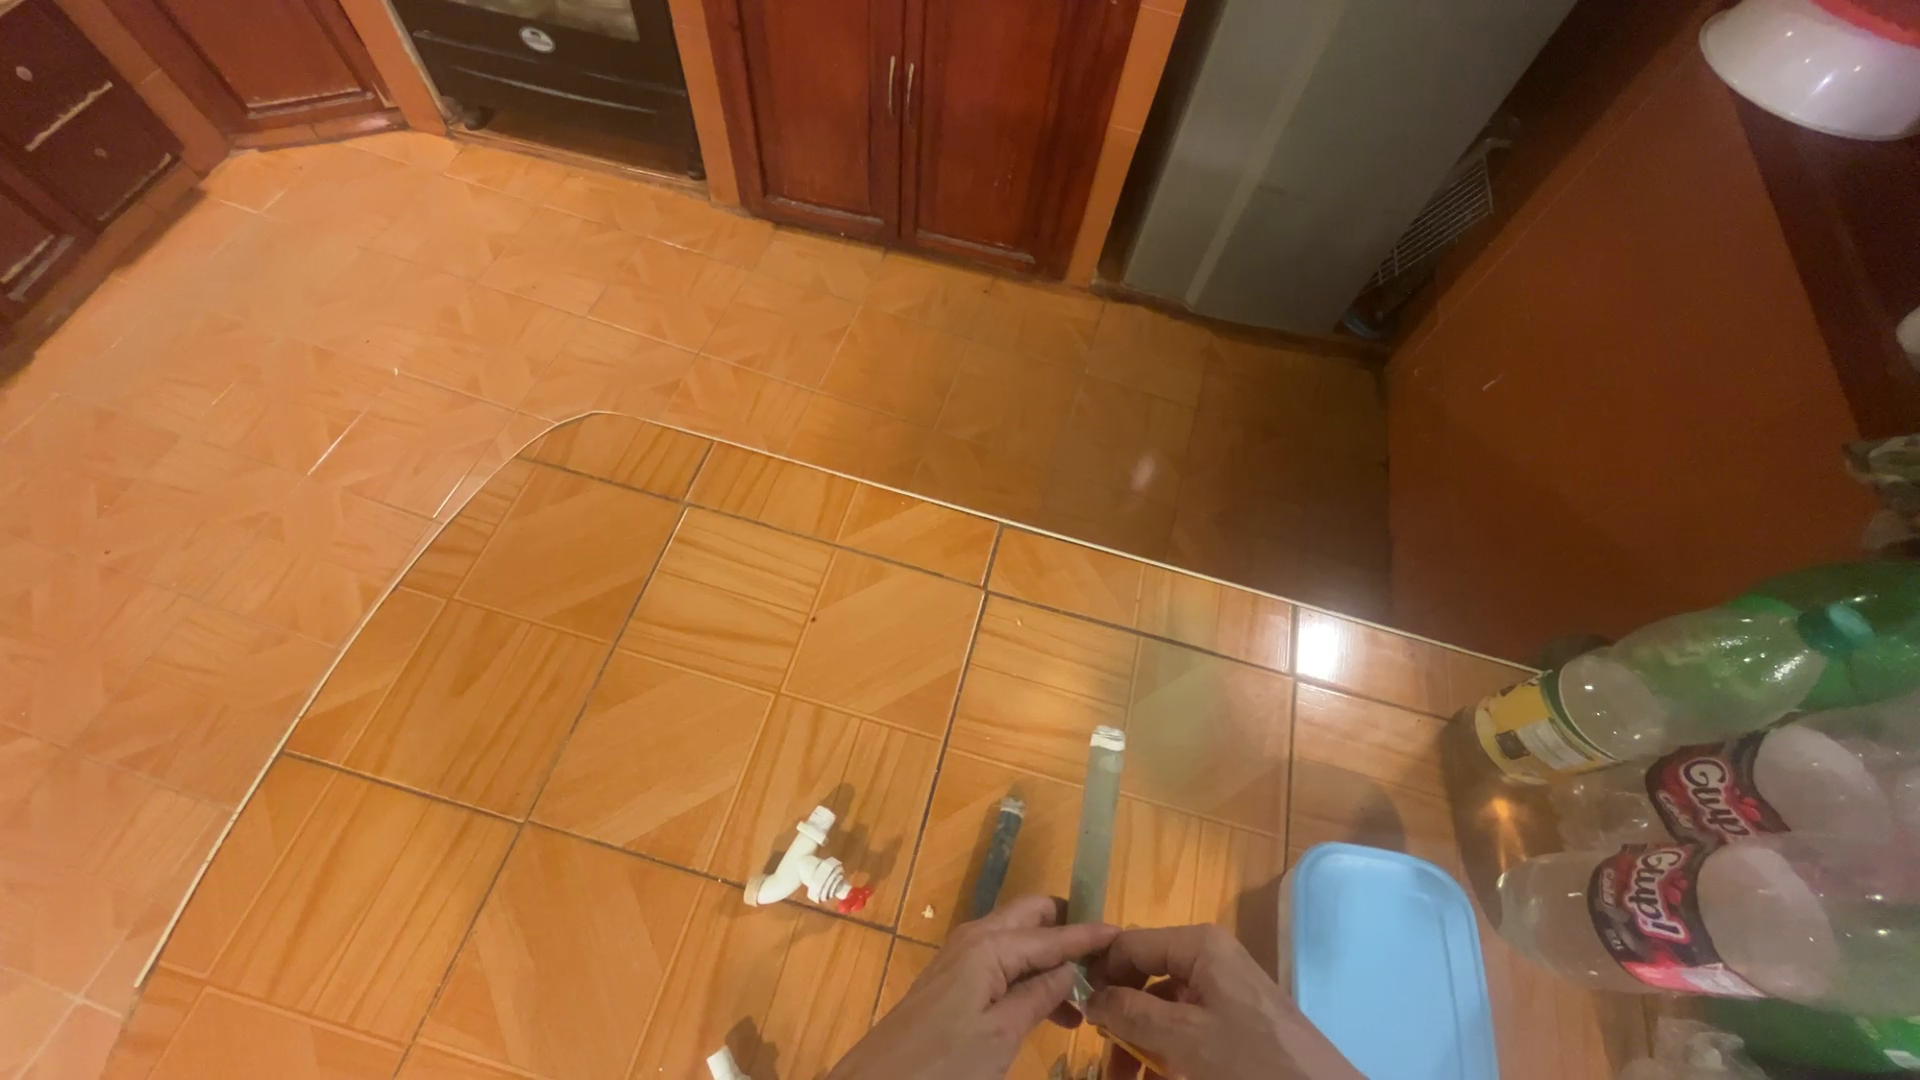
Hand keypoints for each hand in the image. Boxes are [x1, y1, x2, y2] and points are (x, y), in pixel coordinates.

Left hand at [826, 895, 1117, 1079]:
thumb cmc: (945, 1062)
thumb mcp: (1002, 1034)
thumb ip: (1038, 996)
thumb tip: (1069, 968)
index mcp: (991, 944)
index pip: (1052, 933)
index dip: (1088, 935)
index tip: (1123, 932)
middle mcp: (977, 937)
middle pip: (1032, 918)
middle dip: (1067, 930)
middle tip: (1103, 958)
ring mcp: (962, 955)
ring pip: (1018, 940)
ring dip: (1050, 958)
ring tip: (1084, 999)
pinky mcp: (954, 977)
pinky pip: (1002, 960)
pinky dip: (1028, 973)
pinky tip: (1048, 1005)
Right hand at [1085, 925, 1362, 1079]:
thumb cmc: (1254, 1063)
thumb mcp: (1185, 1039)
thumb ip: (1131, 1014)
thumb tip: (1088, 996)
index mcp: (1197, 945)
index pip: (1129, 943)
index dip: (1100, 974)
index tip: (1076, 1014)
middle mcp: (1207, 957)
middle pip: (1144, 977)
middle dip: (1119, 1019)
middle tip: (1103, 1060)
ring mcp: (1223, 989)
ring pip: (1162, 1009)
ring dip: (1139, 1044)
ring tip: (1123, 1079)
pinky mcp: (1235, 1021)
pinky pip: (1187, 1029)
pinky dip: (1167, 1054)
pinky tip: (1156, 1079)